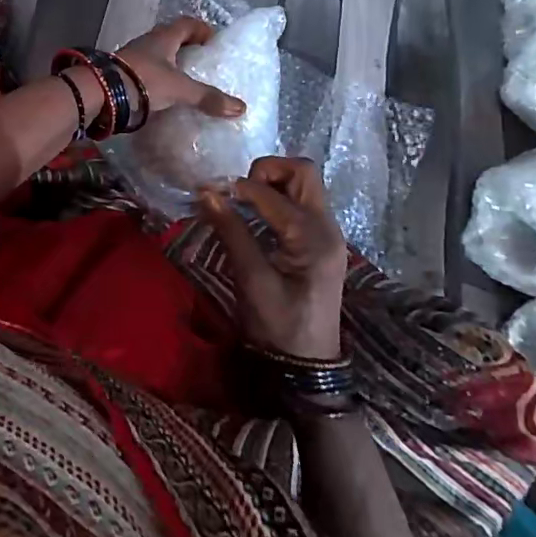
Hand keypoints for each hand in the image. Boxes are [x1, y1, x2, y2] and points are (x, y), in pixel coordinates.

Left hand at [114, 18, 244, 118]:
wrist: (101, 91)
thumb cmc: (144, 80)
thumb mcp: (180, 89)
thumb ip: (207, 98)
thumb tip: (240, 108)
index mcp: (164, 37)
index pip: (186, 23)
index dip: (202, 29)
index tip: (213, 41)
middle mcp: (147, 42)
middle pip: (171, 38)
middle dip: (186, 47)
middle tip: (201, 61)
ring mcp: (131, 56)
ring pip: (156, 54)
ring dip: (169, 63)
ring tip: (184, 79)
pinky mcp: (122, 72)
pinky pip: (144, 70)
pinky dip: (156, 78)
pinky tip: (162, 92)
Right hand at [198, 157, 347, 360]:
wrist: (307, 365)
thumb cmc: (278, 326)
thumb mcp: (252, 280)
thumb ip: (231, 232)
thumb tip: (206, 193)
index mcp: (312, 237)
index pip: (270, 194)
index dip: (237, 188)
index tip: (207, 192)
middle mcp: (327, 227)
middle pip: (303, 172)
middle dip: (266, 171)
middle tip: (237, 191)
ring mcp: (328, 233)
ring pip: (305, 184)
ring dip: (274, 182)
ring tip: (244, 201)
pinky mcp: (322, 241)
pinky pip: (303, 202)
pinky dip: (279, 197)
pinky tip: (257, 215)